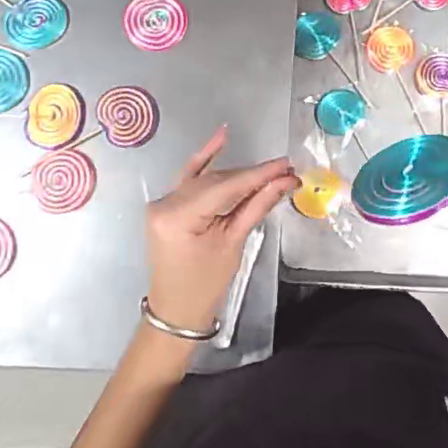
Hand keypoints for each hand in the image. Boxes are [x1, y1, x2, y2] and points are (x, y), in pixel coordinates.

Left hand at [145, 127, 298, 333]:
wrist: (176, 308)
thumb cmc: (206, 284)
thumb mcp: (233, 244)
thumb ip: (256, 207)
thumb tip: (283, 182)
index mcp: (178, 216)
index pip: (225, 187)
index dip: (258, 175)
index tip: (285, 166)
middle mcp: (164, 203)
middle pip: (215, 180)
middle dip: (251, 175)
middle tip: (285, 171)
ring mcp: (162, 202)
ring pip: (205, 179)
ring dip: (235, 174)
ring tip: (269, 169)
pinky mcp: (166, 205)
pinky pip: (188, 180)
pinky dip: (205, 161)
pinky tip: (222, 138)